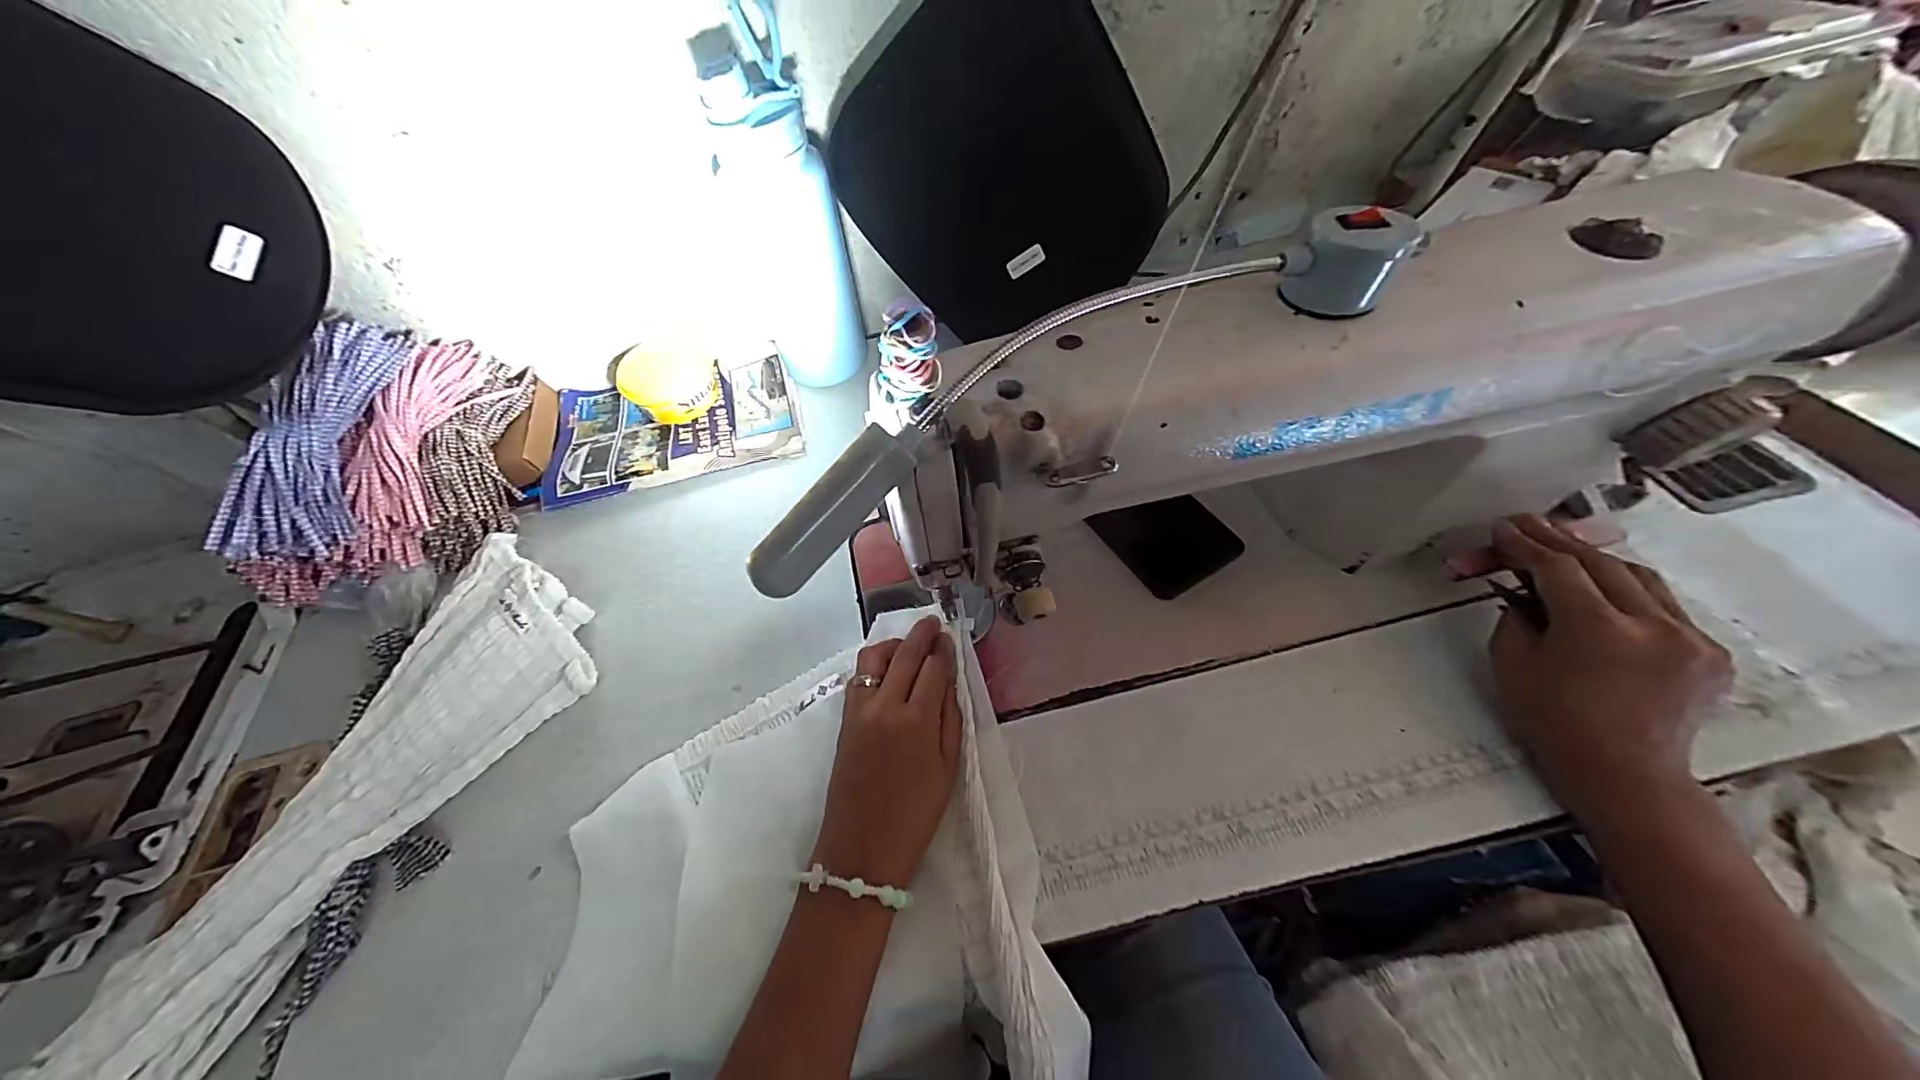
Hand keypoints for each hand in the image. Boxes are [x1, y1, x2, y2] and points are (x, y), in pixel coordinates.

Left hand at [812, 617, 962, 890]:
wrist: (862, 849)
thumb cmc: (916, 816)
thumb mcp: (948, 769)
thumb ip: (951, 720)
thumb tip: (950, 683)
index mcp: (917, 721)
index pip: (934, 667)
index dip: (944, 648)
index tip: (950, 636)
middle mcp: (886, 706)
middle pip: (905, 654)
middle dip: (922, 634)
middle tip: (933, 622)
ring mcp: (860, 711)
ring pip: (874, 658)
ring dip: (894, 645)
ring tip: (909, 646)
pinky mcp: (844, 720)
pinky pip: (859, 678)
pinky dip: (875, 665)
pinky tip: (888, 672)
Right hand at [1489, 515, 1732, 820]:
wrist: (1623, 774)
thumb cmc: (1557, 725)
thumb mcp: (1513, 665)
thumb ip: (1517, 618)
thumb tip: (1525, 593)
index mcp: (1599, 630)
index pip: (1557, 568)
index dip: (1525, 545)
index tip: (1504, 531)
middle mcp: (1654, 627)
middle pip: (1601, 564)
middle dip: (1557, 542)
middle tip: (1526, 527)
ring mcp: (1690, 639)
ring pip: (1640, 577)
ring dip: (1596, 560)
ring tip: (1563, 549)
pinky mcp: (1709, 653)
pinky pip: (1664, 604)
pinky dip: (1629, 589)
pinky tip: (1605, 587)